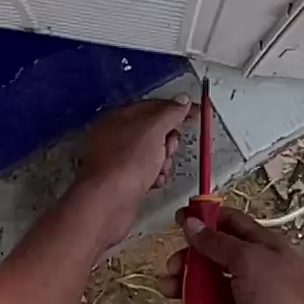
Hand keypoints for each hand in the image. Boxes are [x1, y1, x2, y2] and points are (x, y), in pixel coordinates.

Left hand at [70, 97, 190, 245]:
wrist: (107, 204)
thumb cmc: (128, 161)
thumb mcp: (153, 130)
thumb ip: (170, 113)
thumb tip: (183, 99)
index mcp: (118, 117)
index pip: (152, 105)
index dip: (175, 108)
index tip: (195, 112)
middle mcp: (115, 136)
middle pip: (153, 131)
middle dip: (167, 140)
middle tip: (167, 149)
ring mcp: (118, 160)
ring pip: (152, 153)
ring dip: (163, 161)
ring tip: (159, 169)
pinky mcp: (123, 181)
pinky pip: (146, 173)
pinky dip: (154, 176)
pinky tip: (154, 182)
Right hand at [162, 208, 303, 303]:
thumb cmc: (282, 299)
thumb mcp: (249, 261)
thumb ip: (217, 243)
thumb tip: (192, 223)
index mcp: (263, 245)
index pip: (230, 223)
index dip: (205, 219)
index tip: (179, 219)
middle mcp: (254, 269)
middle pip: (214, 257)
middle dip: (189, 259)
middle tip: (170, 268)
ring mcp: (246, 299)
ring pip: (208, 288)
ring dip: (185, 288)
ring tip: (167, 292)